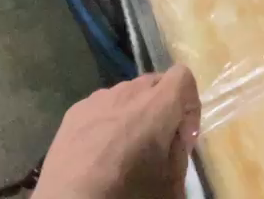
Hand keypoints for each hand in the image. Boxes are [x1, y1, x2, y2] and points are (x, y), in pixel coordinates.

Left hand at [33, 65, 200, 198]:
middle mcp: (125, 93)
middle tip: (158, 146)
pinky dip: (110, 120)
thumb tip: (176, 137)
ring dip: (135, 113)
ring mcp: (96, 99)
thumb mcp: (169, 187)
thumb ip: (179, 154)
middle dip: (163, 108)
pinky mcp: (74, 110)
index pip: (182, 76)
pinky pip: (102, 105)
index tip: (182, 137)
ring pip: (127, 93)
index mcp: (154, 108)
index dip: (189, 104)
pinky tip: (100, 153)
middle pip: (154, 83)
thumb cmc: (125, 196)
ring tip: (126, 151)